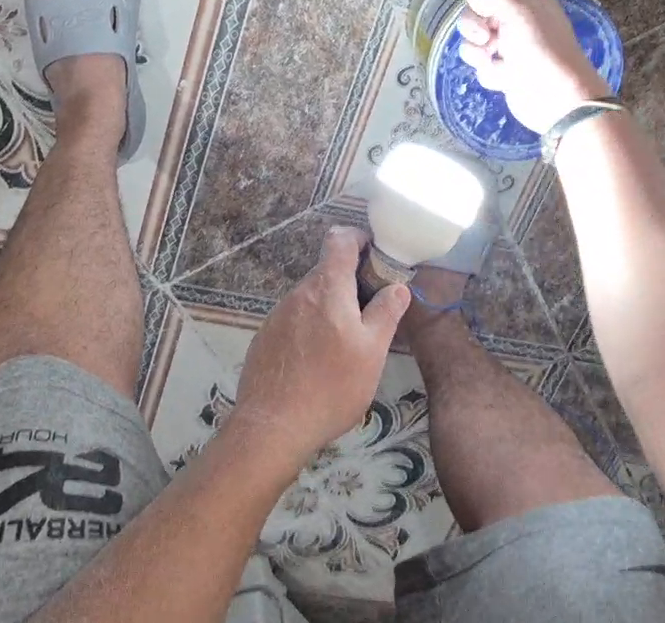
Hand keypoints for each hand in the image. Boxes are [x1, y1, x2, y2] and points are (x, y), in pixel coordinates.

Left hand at [228, 228, 410, 465]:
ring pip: (311, 297)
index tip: (374, 253)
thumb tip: (398, 286)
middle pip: (326, 270)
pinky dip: (311, 327)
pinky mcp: (266, 337)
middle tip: (371, 310)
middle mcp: (299, 293)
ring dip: (331, 307)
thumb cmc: (331, 387)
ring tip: (347, 344)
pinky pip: (295, 319)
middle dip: (350, 281)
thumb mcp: (371, 353)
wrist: (273, 425)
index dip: (358, 238)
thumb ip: (385, 314)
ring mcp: (278, 315)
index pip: (339, 240)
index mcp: (327, 289)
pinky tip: (318, 361)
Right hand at [447, 0, 612, 132]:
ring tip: (494, 59)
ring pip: (473, 38)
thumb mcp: (518, 12)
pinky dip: (487, 69)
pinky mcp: (502, 68)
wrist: (558, 101)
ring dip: (477, 50)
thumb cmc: (543, 50)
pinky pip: (479, 62)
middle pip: (476, 10)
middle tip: (486, 36)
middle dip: (473, 24)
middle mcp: (516, 18)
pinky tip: (501, 77)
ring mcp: (508, 45)